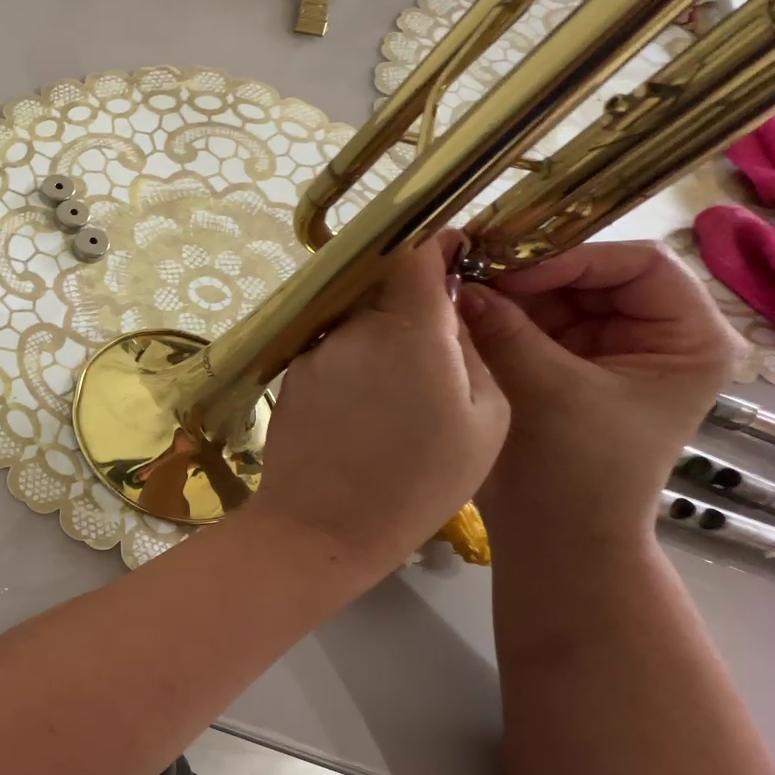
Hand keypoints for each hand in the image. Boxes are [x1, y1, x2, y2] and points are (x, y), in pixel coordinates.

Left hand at [251, 232, 508, 569]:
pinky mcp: (290, 381)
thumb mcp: (485, 414)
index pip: (414, 257)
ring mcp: (313, 357)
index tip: (460, 251)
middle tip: (444, 342)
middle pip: (384, 293)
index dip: (437, 247)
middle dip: (415, 307)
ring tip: (407, 388)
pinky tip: (369, 406)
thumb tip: (450, 307)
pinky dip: (355, 367)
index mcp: (407, 332)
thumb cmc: (418, 481)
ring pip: (357, 326)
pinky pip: (333, 356)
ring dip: (383, 342)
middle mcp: (350, 333)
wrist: (321, 526)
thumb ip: (471, 348)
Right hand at [458, 241, 741, 537]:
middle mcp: (647, 337)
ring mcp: (598, 354)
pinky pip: (524, 332)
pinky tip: (455, 324)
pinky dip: (492, 325)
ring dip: (503, 302)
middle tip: (464, 280)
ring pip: (550, 303)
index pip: (638, 265)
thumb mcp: (550, 391)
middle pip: (588, 281)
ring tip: (452, 302)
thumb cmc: (577, 468)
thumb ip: (508, 331)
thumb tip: (455, 283)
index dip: (571, 259)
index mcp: (685, 338)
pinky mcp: (555, 372)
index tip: (503, 272)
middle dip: (527, 279)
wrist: (552, 535)